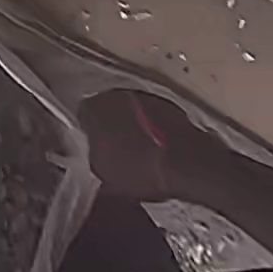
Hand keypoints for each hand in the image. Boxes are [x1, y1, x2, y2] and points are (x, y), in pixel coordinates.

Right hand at [78, 90, 229, 201]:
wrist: (191, 165)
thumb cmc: (142, 171)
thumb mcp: (105, 177)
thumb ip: (90, 160)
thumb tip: (89, 157)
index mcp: (92, 109)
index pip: (81, 116)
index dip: (87, 134)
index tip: (95, 149)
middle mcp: (113, 94)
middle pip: (105, 109)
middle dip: (109, 125)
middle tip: (116, 150)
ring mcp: (142, 96)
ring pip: (128, 110)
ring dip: (131, 124)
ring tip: (140, 150)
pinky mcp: (168, 104)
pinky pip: (151, 114)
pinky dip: (152, 126)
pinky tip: (159, 147)